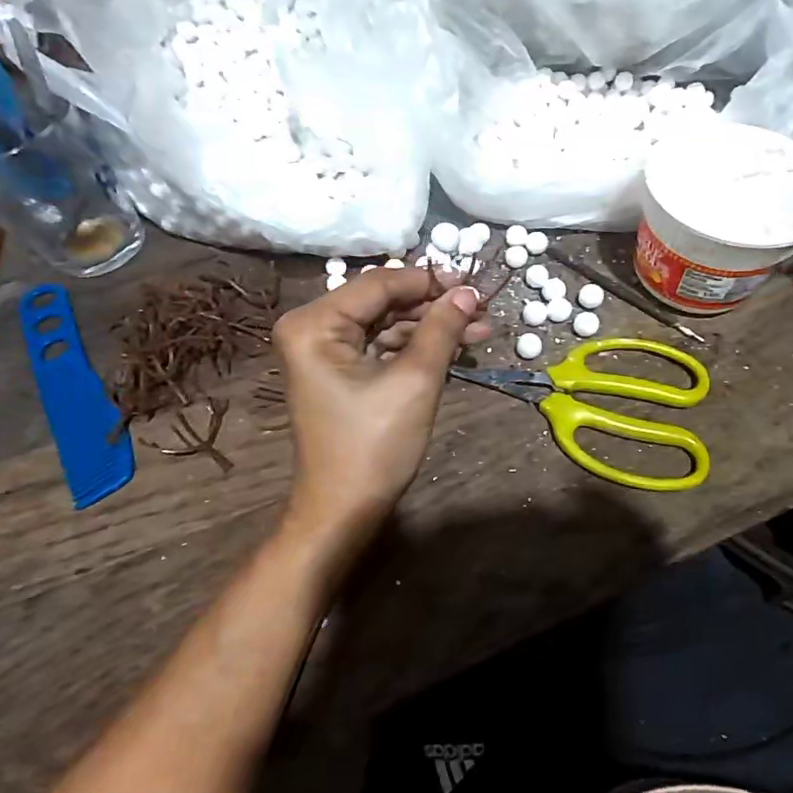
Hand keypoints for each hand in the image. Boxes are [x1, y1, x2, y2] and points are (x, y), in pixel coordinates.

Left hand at [271, 267, 490, 541]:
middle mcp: (311, 328)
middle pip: (382, 301)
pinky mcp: (338, 371)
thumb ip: (441, 329)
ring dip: (430, 327)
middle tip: (481, 309)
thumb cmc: (374, 446)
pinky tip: (455, 347)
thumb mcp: (415, 381)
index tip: (472, 285)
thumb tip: (468, 292)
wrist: (344, 510)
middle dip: (433, 306)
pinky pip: (380, 346)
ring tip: (480, 330)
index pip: (379, 284)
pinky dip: (415, 347)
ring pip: (385, 323)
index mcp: (314, 324)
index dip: (428, 281)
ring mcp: (323, 351)